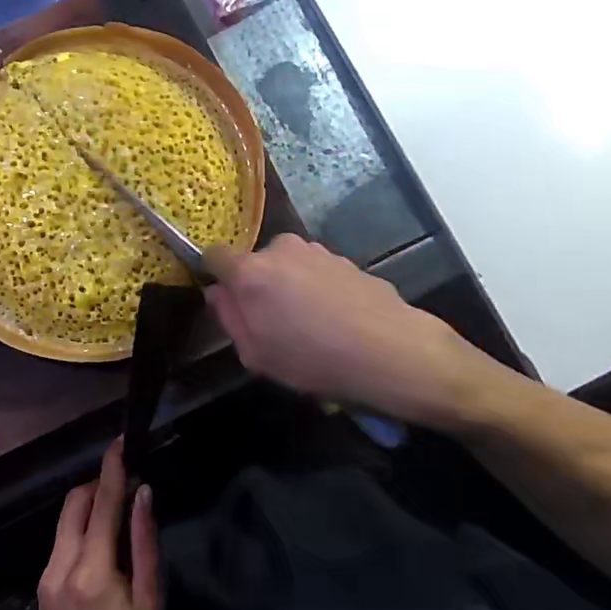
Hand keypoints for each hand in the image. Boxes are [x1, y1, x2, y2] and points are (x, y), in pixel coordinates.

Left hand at [30, 439, 161, 609]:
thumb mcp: (150, 609)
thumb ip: (145, 547)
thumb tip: (143, 496)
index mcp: (92, 572)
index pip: (101, 505)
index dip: (112, 469)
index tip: (120, 443)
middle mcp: (60, 564)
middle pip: (75, 503)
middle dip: (99, 485)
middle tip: (127, 483)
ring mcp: (45, 572)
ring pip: (66, 520)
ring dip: (90, 507)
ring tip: (119, 513)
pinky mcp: (41, 582)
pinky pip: (62, 540)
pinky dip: (81, 530)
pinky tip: (102, 545)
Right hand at [202, 234, 492, 430]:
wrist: (397, 354)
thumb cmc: (314, 359)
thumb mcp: (255, 353)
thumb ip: (228, 317)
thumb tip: (218, 293)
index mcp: (250, 272)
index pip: (214, 254)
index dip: (214, 274)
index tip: (226, 298)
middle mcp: (280, 250)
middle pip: (254, 262)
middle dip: (257, 285)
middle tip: (272, 321)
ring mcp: (317, 252)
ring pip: (287, 267)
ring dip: (290, 287)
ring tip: (311, 325)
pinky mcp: (348, 260)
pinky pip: (317, 273)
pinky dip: (319, 290)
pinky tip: (338, 322)